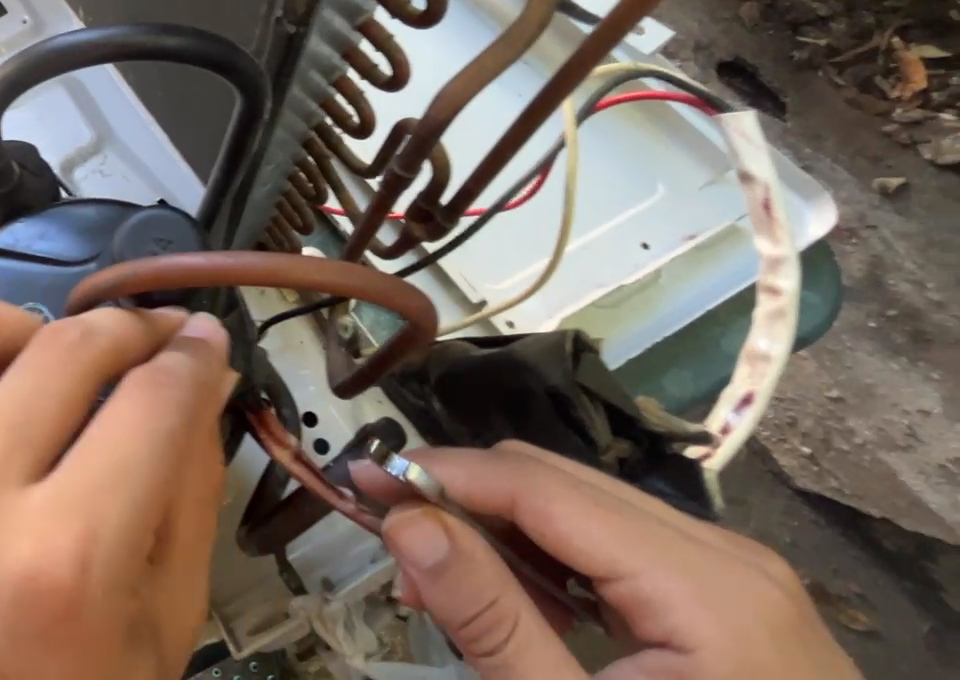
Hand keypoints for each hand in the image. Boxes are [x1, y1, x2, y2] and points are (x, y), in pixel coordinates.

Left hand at [0, 296, 238, 679]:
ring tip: (66, 364)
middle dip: (131, 328)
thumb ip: (188, 490)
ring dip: (30, 325)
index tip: (207, 340)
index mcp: (62, 562)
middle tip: (160, 337)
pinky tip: (7, 393)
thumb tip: (198, 383)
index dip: (194, 357)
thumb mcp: (161, 625)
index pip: (150, 404)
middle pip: (64, 349)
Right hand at [376, 441, 860, 679]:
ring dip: (493, 527)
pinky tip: (515, 602)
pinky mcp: (724, 589)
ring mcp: (731, 567)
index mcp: (707, 586)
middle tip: (396, 553)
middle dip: (460, 501)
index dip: (439, 473)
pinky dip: (540, 554)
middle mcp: (724, 552)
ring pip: (570, 500)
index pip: (536, 484)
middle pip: (551, 479)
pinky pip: (603, 536)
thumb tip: (403, 520)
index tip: (361, 480)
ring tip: (444, 587)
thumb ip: (492, 621)